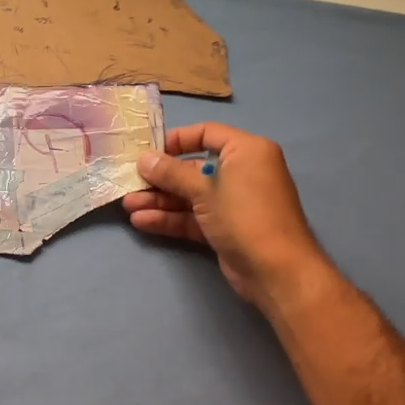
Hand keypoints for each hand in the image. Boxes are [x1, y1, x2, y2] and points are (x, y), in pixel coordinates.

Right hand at [123, 122, 327, 306]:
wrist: (276, 271)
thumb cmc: (245, 216)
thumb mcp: (205, 189)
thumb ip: (171, 173)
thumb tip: (143, 159)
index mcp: (246, 150)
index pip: (206, 133)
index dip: (175, 140)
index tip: (147, 152)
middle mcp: (241, 172)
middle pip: (193, 168)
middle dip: (160, 178)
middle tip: (129, 183)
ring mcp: (232, 202)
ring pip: (190, 196)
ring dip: (160, 200)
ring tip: (128, 206)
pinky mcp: (224, 228)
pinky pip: (194, 217)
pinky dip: (171, 218)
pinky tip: (142, 222)